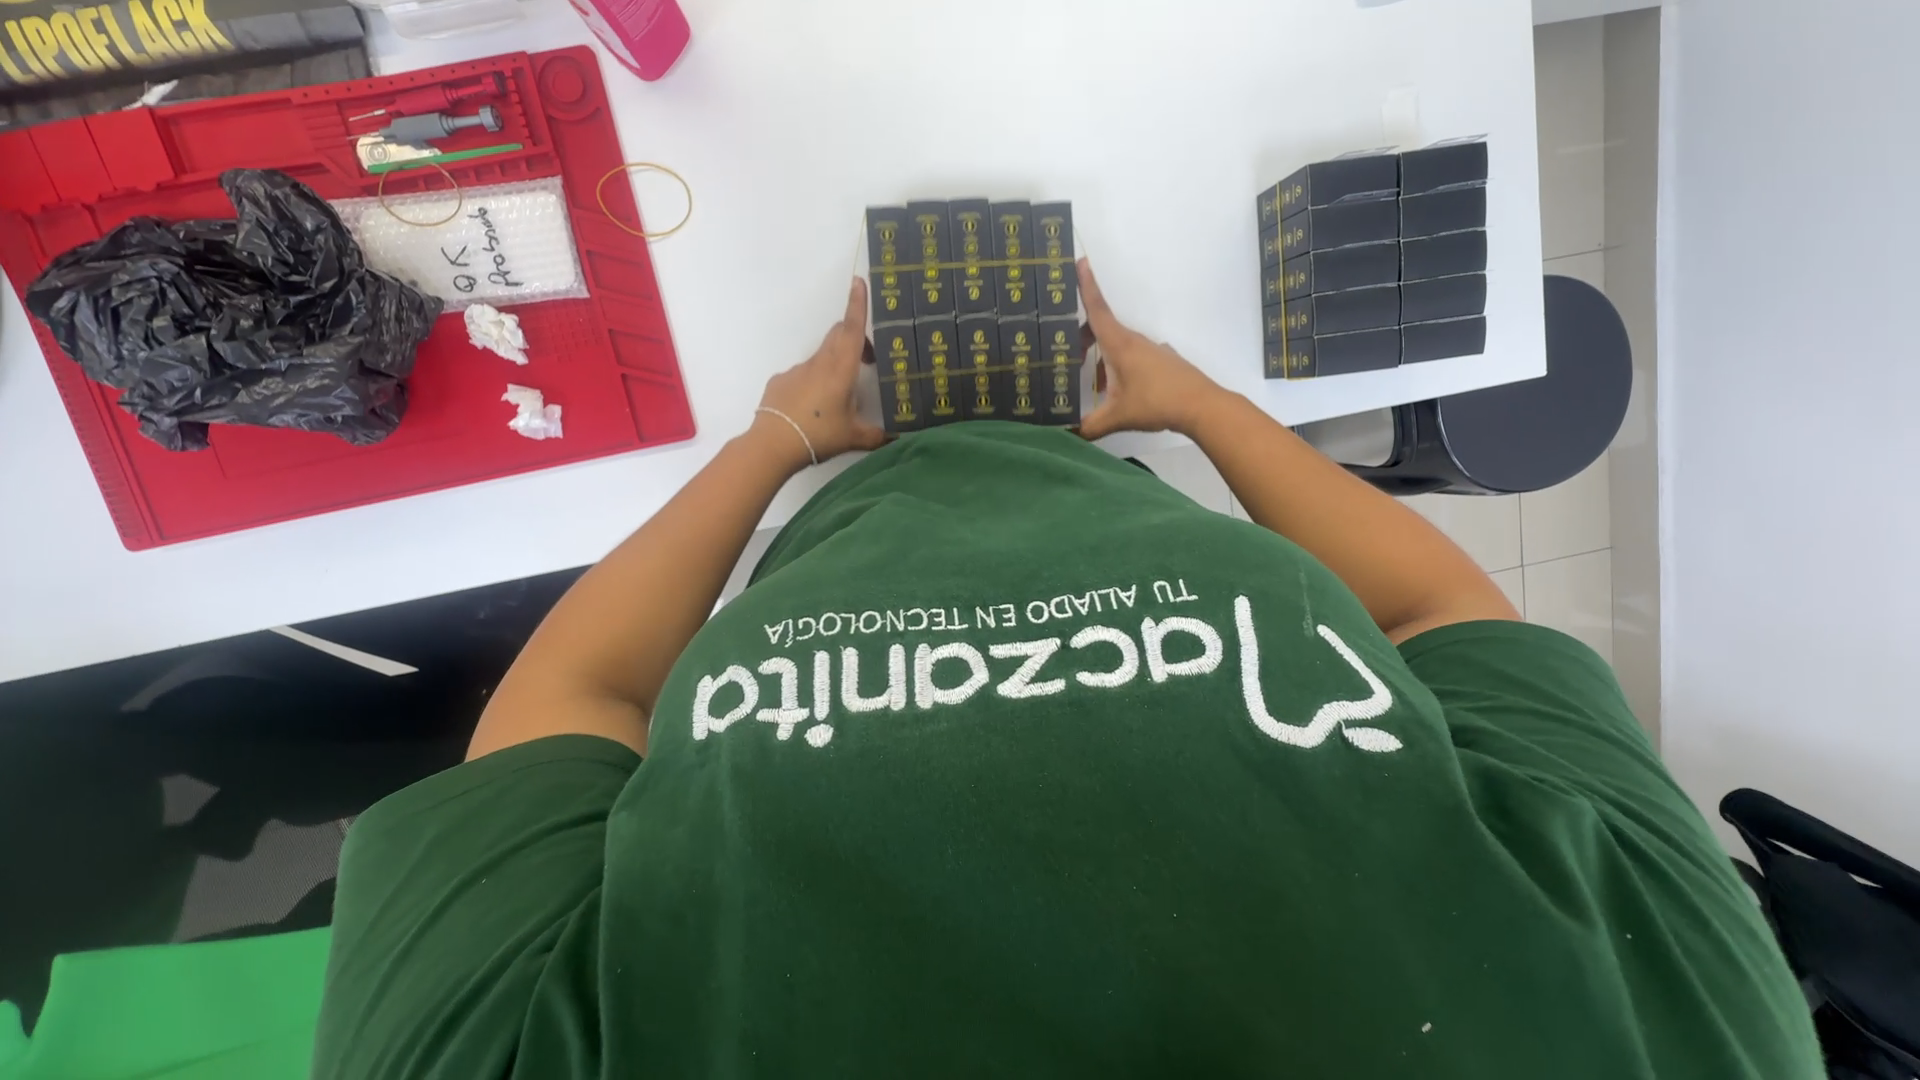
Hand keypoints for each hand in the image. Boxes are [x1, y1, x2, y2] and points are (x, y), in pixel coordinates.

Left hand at [753, 277, 887, 466]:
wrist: (773, 444)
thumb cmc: (819, 435)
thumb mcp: (854, 437)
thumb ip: (877, 435)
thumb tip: (897, 437)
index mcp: (841, 369)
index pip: (852, 329)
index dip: (857, 305)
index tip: (858, 282)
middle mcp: (819, 363)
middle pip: (838, 336)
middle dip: (854, 338)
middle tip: (867, 360)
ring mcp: (797, 370)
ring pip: (821, 358)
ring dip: (834, 367)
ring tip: (837, 400)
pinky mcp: (781, 381)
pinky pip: (802, 376)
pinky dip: (812, 385)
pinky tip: (811, 410)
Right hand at [1077, 258, 1231, 439]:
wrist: (1201, 407)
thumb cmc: (1156, 403)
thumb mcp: (1117, 417)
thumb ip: (1089, 426)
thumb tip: (1068, 433)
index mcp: (1119, 345)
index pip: (1097, 311)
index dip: (1087, 286)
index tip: (1080, 261)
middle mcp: (1136, 341)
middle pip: (1104, 330)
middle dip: (1084, 339)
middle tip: (1072, 358)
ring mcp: (1153, 350)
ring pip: (1119, 347)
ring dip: (1104, 359)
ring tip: (1097, 387)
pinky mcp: (1165, 361)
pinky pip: (1136, 358)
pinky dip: (1123, 368)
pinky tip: (1124, 393)